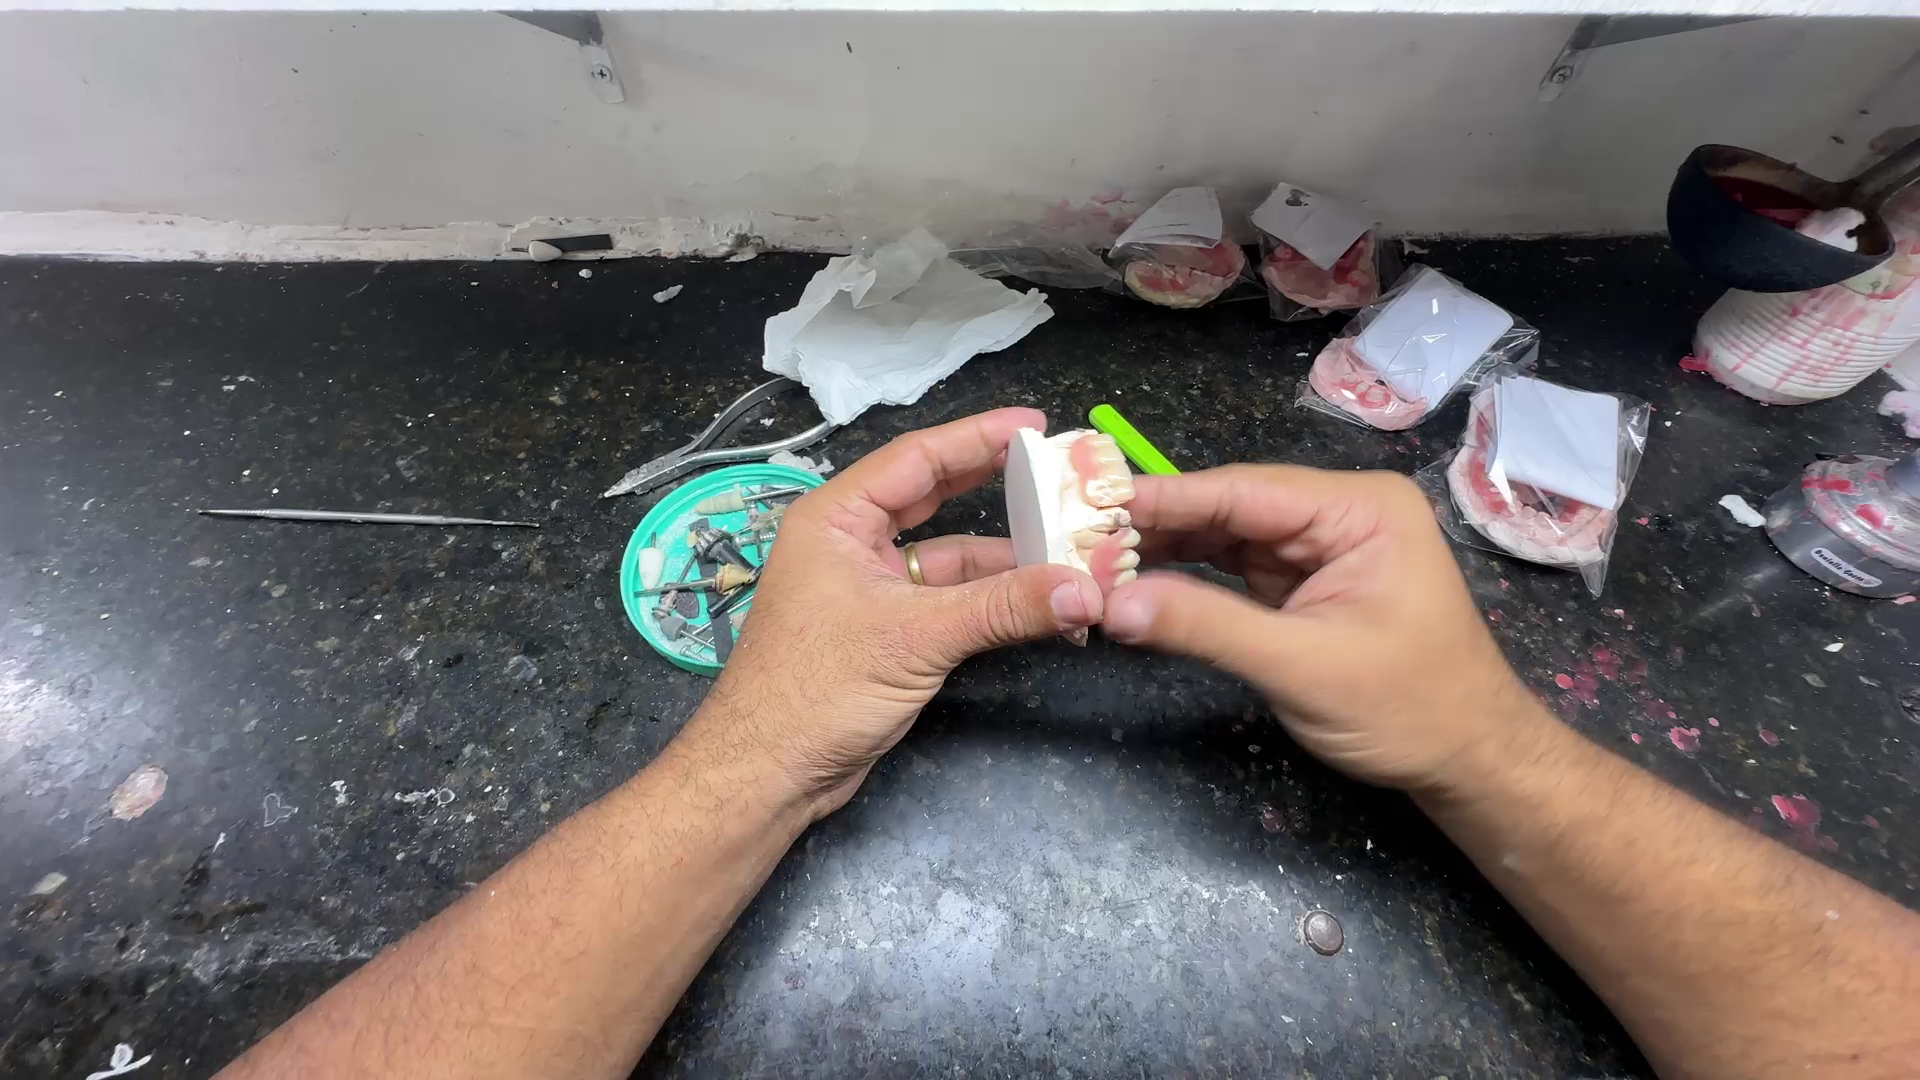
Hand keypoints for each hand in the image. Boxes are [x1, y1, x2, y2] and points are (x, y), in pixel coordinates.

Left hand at [698, 409, 1105, 818]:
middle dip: (995, 482)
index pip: (916, 458)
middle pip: (934, 497)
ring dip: (1004, 556)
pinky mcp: (889, 629)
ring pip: (948, 555)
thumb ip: (1002, 609)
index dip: (978, 436)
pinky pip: (949, 599)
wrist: (768, 775)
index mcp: (837, 518)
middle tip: (1056, 467)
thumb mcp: (914, 637)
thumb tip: (1085, 591)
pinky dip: (991, 600)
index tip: (1035, 424)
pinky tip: (1038, 600)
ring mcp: (872, 587)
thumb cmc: (819, 688)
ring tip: (1068, 546)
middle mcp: (853, 543)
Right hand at [1099, 465, 1545, 794]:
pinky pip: (1226, 566)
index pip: (1242, 491)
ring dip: (1161, 550)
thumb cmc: (1407, 709)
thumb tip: (1113, 606)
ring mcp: (1313, 546)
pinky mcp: (1295, 579)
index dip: (1164, 499)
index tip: (1093, 504)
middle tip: (1081, 539)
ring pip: (1219, 535)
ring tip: (1096, 559)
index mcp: (1358, 509)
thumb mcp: (1302, 666)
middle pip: (1225, 508)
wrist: (1467, 761)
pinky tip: (1137, 579)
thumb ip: (1205, 626)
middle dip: (1155, 527)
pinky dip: (1181, 575)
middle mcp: (1334, 514)